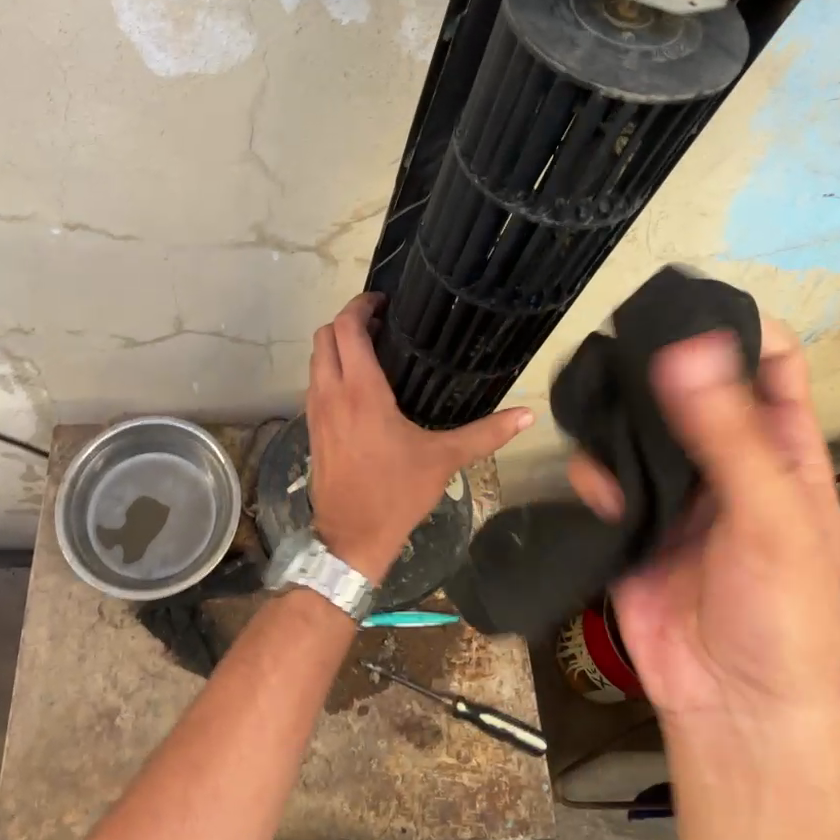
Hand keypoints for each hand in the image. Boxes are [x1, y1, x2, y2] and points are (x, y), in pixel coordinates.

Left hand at [306, 293, 534, 582]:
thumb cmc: (396, 494)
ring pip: (315, 359)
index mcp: (361, 392)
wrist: (350, 538)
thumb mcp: (443, 460)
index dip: (360, 306)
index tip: (383, 301)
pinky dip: (330, 369)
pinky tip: (358, 382)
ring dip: (335, 345)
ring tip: (371, 346)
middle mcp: (331, 393)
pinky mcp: (311, 427)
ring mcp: (315, 410)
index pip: (346, 330)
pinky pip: (314, 382)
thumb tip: (527, 415)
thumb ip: (485, 433)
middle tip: (380, 320)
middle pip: (323, 336)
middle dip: (346, 320)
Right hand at [567, 320, 839, 726]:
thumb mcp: (767, 519)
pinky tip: (597, 492)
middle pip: (690, 388)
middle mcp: (725, 461)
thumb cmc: (779, 615)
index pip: (771, 365)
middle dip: (657, 366)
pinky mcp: (632, 521)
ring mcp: (675, 491)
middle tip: (616, 345)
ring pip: (638, 428)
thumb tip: (687, 350)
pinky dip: (594, 475)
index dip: (740, 328)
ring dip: (617, 421)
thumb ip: (728, 436)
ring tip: (597, 416)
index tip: (686, 308)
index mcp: (781, 451)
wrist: (727, 701)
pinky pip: (604, 476)